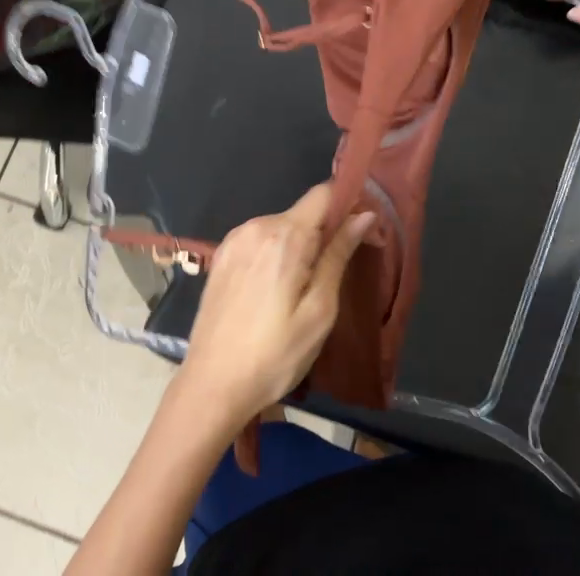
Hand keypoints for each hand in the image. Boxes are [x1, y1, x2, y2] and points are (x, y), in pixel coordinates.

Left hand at [174, 185, 373, 426]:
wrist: (212, 385)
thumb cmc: (275, 354)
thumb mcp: (319, 309)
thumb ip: (339, 255)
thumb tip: (364, 216)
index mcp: (283, 235)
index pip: (323, 193)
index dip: (349, 204)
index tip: (367, 231)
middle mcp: (255, 227)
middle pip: (303, 212)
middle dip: (328, 230)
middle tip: (344, 269)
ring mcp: (234, 241)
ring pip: (281, 228)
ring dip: (302, 245)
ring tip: (311, 287)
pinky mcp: (222, 258)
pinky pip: (260, 242)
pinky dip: (278, 254)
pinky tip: (280, 289)